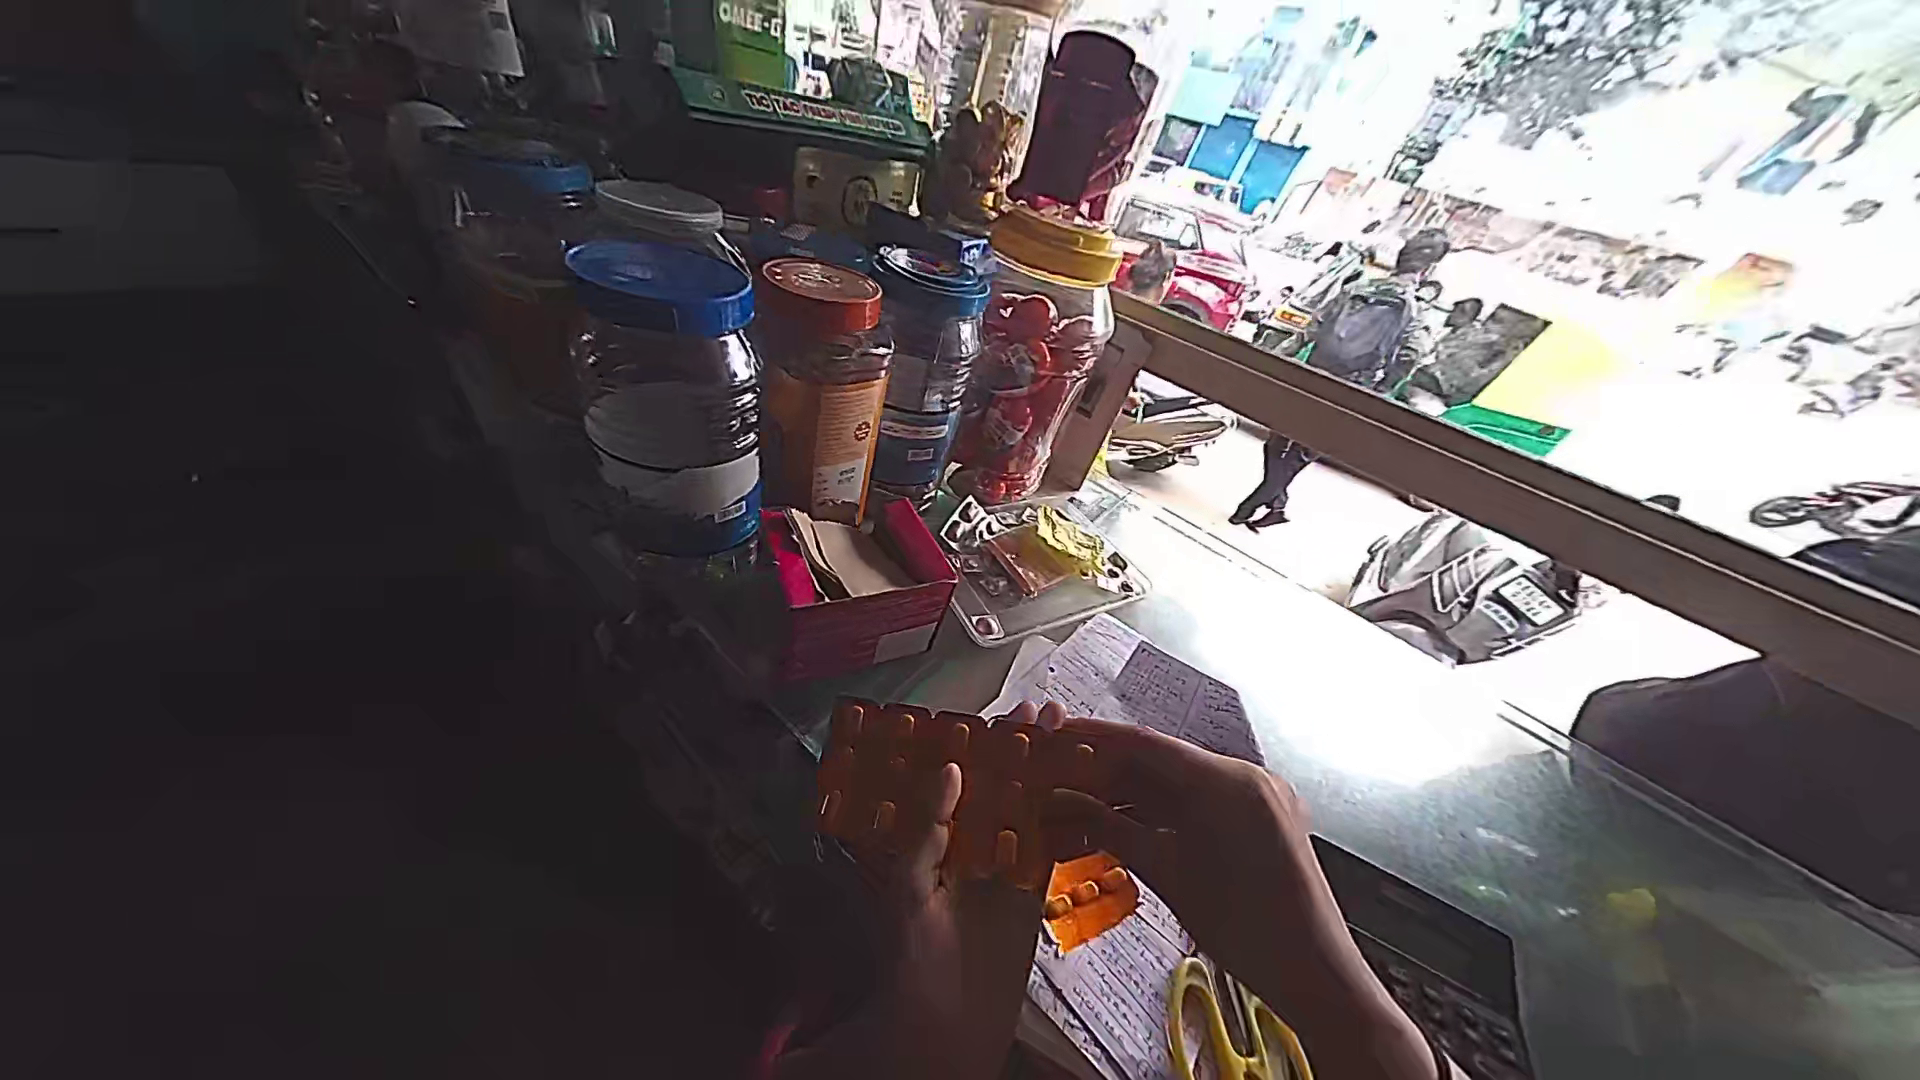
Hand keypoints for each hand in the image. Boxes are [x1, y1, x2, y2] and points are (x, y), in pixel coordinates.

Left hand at [775, 703, 1056, 1079]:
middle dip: (1021, 745)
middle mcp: (970, 833)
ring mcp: (1003, 855)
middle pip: (1000, 778)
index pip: (960, 771)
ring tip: (1068, 738)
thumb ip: (926, 824)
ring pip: (1028, 802)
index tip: (999, 713)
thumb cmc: (910, 949)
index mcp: (935, 827)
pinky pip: (1049, 843)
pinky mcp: (1030, 882)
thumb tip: (950, 769)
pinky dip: (1067, 816)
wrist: (943, 1018)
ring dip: (1047, 771)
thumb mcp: (906, 881)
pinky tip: (1084, 789)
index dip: (981, 739)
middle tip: (1044, 714)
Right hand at [1043, 718, 1436, 1079]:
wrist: (1316, 977)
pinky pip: (1195, 797)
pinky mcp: (1254, 810)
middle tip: (1061, 767)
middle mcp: (1244, 774)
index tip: (1059, 731)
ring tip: (1081, 791)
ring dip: (1128, 786)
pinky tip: (1120, 809)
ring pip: (1175, 779)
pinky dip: (1157, 804)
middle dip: (1107, 765)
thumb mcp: (1167, 873)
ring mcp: (1253, 791)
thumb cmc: (1245, 931)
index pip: (1147, 744)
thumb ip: (1111, 828)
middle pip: (1160, 759)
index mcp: (1227, 782)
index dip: (1096, 736)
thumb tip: (1059, 802)